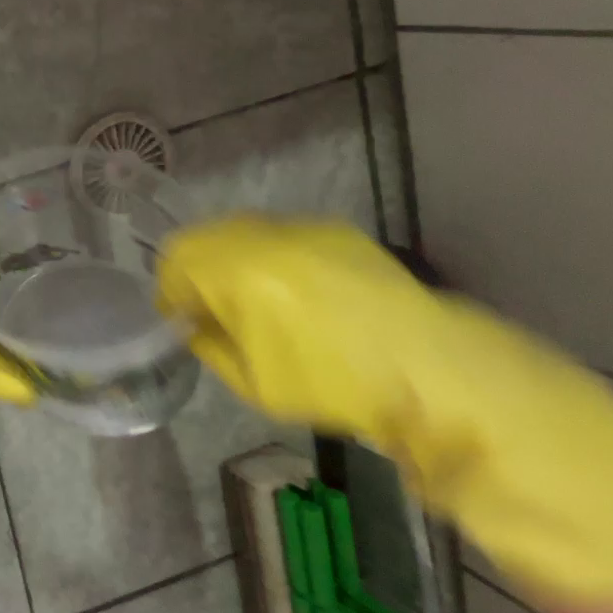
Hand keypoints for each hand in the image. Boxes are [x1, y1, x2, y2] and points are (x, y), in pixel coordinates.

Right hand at [158, 215, 612, 608]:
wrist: (441, 376)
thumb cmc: (336, 384)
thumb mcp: (252, 383)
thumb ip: (210, 344)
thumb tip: (195, 324)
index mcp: (232, 269)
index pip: (172, 263)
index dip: (170, 294)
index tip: (184, 322)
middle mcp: (261, 235)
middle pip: (202, 239)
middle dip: (198, 271)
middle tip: (215, 310)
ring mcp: (302, 228)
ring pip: (242, 233)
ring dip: (236, 261)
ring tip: (261, 303)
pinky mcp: (338, 232)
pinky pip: (283, 237)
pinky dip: (275, 258)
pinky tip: (302, 296)